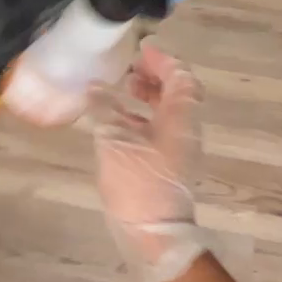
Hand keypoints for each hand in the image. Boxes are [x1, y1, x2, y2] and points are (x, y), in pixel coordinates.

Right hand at [92, 43, 207, 281]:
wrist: (152, 233)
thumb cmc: (137, 183)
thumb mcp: (114, 141)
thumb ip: (105, 110)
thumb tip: (95, 88)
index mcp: (180, 120)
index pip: (181, 79)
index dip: (163, 61)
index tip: (142, 48)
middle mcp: (185, 131)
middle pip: (177, 94)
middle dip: (155, 77)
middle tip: (130, 67)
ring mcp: (178, 150)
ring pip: (167, 112)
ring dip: (148, 97)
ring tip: (123, 88)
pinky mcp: (166, 165)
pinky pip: (158, 129)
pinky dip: (140, 117)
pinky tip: (117, 120)